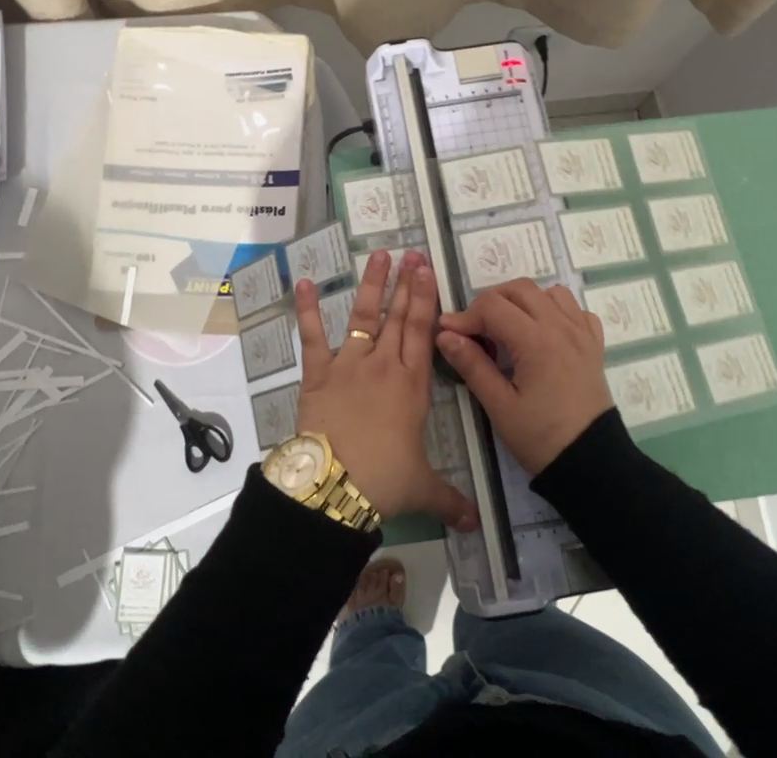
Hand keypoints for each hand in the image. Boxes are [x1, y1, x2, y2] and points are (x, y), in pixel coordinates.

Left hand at [294, 250, 478, 530]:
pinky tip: (302, 283)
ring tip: (378, 255)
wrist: (334, 486)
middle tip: (411, 253)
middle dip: (406, 284)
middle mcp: (383, 367)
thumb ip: (450, 500)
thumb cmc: (384, 481)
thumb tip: (475, 523)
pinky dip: (306, 311)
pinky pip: (312, 338)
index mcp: (412, 386)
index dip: (426, 299)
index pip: (423, 332)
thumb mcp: (423, 490)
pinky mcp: (317, 376)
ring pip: (363, 318)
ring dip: (371, 286)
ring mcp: (349, 367)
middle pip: (398, 318)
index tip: (428, 270)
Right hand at [437, 278, 613, 475]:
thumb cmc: (540, 438)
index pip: (492, 306)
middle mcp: (561, 327)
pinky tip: (543, 334)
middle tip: (475, 330)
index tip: (447, 334)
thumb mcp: (499, 406)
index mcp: (536, 341)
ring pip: (550, 293)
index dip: (465, 316)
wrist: (592, 462)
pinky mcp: (594, 346)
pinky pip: (576, 311)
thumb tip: (445, 335)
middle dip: (491, 302)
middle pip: (520, 289)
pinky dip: (555, 312)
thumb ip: (472, 365)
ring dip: (524, 302)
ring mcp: (582, 335)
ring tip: (508, 329)